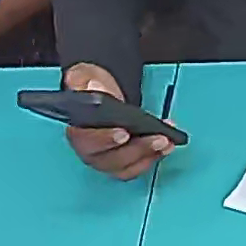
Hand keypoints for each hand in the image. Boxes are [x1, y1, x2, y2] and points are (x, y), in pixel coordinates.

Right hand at [63, 62, 173, 180]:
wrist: (99, 97)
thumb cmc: (90, 92)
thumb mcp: (83, 78)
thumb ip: (83, 81)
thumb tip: (94, 87)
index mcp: (78, 135)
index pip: (90, 143)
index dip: (106, 140)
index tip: (123, 133)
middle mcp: (92, 155)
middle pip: (114, 160)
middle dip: (138, 149)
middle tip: (158, 138)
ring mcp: (108, 162)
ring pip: (129, 167)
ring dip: (150, 155)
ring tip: (167, 141)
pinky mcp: (124, 165)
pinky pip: (138, 167)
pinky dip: (154, 157)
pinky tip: (168, 144)